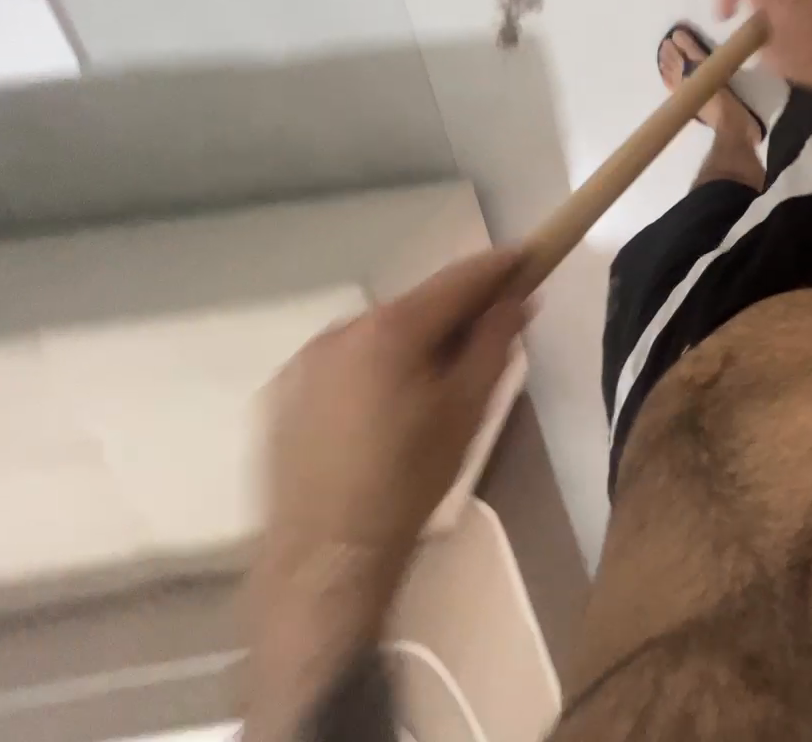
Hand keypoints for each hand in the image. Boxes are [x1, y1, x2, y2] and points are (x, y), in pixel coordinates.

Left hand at [261, 248, 529, 571]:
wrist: (327, 555)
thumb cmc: (413, 477)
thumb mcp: (471, 406)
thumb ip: (497, 341)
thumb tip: (518, 298)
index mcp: (391, 330)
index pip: (458, 280)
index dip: (498, 266)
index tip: (529, 256)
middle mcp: (341, 331)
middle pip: (417, 306)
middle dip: (458, 313)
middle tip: (493, 333)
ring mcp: (304, 361)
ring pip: (380, 334)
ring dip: (416, 341)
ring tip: (437, 383)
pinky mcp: (282, 392)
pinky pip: (346, 362)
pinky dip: (377, 367)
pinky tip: (388, 409)